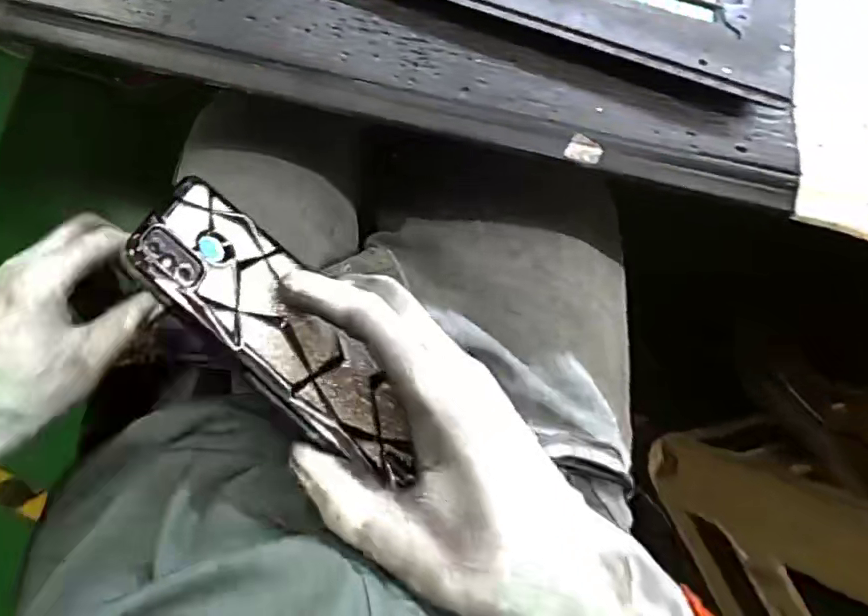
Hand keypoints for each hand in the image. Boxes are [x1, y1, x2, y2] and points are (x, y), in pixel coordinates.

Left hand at [0, 214, 159, 532]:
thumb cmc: (27, 394)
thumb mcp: (86, 362)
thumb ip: (125, 322)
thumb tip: (156, 297)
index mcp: (42, 275)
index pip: (97, 238)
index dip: (131, 245)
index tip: (156, 263)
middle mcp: (23, 261)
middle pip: (77, 228)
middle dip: (111, 241)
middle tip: (138, 270)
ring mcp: (8, 271)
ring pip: (59, 242)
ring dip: (90, 254)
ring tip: (116, 288)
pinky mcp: (0, 286)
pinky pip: (44, 258)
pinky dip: (70, 266)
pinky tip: (84, 300)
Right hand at [279, 271, 688, 615]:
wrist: (583, 583)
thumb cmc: (498, 566)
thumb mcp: (414, 553)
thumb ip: (346, 506)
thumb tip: (297, 453)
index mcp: (440, 396)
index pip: (374, 319)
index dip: (324, 294)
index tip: (284, 286)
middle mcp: (458, 369)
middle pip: (392, 297)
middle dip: (338, 285)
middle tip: (293, 296)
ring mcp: (474, 373)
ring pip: (408, 308)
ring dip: (359, 299)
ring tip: (317, 313)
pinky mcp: (479, 385)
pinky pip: (420, 328)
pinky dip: (380, 318)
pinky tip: (362, 346)